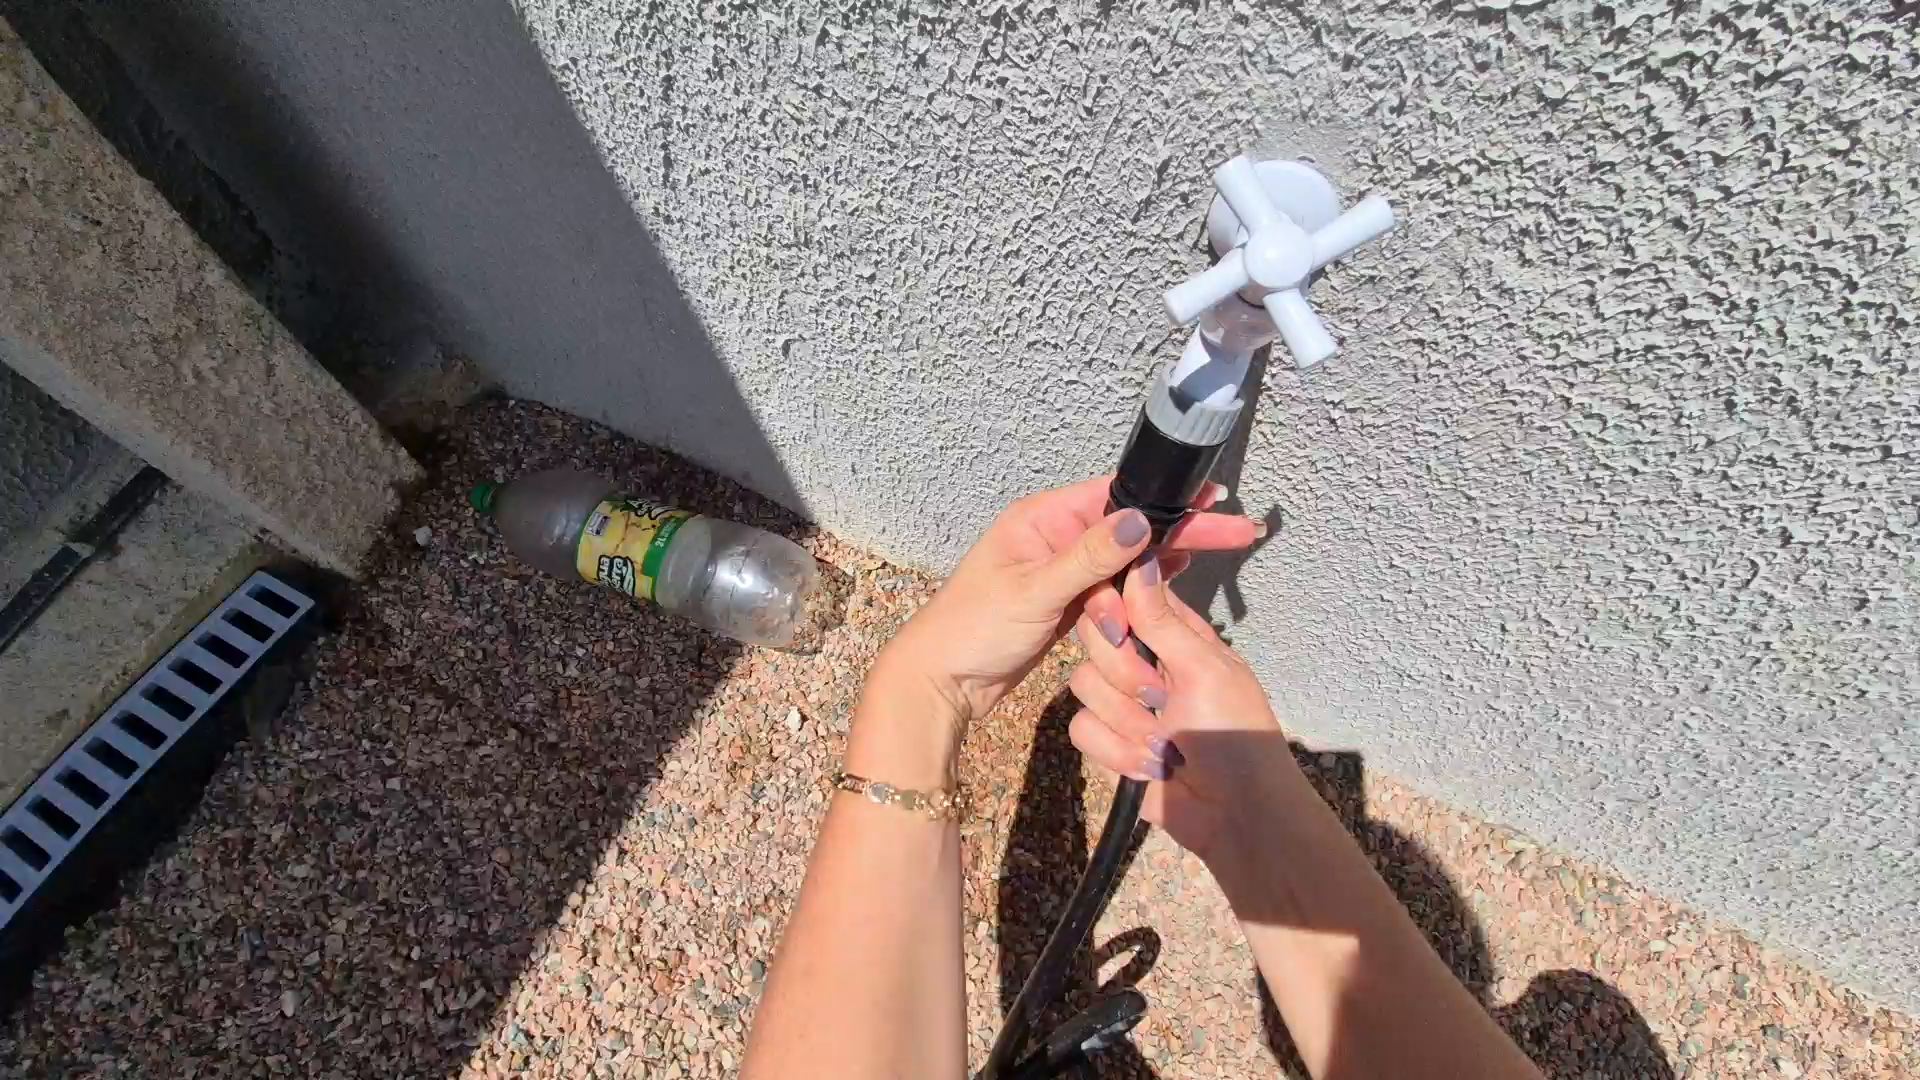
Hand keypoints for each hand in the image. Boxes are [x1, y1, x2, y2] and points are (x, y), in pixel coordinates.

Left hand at [880, 476, 1258, 728]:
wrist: (944, 681)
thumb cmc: (975, 629)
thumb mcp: (1033, 590)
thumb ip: (1088, 558)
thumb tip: (1140, 520)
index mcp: (1041, 519)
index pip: (1114, 496)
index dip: (1165, 496)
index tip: (1212, 496)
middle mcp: (1054, 537)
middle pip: (1127, 526)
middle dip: (1179, 528)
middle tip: (1237, 530)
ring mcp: (1062, 571)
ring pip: (1124, 559)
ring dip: (1164, 560)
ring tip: (1217, 549)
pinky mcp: (1067, 602)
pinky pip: (1113, 587)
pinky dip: (1142, 587)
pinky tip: (1175, 579)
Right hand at [1065, 553, 1305, 860]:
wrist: (1235, 817)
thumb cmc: (1233, 735)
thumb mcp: (1204, 670)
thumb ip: (1161, 620)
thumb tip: (1139, 557)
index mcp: (1173, 635)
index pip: (1123, 597)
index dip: (1112, 609)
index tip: (1120, 630)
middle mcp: (1142, 661)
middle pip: (1093, 638)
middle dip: (1124, 676)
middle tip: (1160, 698)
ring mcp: (1122, 701)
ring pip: (1083, 685)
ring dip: (1127, 723)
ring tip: (1165, 746)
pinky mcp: (1106, 739)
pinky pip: (1081, 728)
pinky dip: (1116, 752)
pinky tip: (1149, 766)